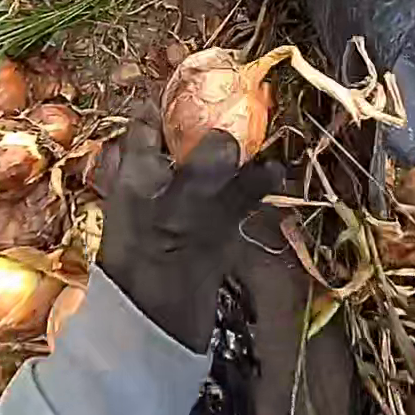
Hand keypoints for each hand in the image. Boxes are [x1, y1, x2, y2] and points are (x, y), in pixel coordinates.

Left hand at [98, 118, 281, 350]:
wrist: (154, 334)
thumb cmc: (150, 264)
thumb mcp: (171, 214)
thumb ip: (201, 174)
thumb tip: (228, 138)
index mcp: (138, 172)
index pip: (149, 123)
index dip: (171, 100)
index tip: (204, 80)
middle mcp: (162, 184)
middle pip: (188, 143)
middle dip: (215, 123)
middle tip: (247, 101)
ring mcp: (187, 208)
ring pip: (216, 170)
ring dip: (241, 156)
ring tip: (267, 136)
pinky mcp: (209, 231)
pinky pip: (234, 200)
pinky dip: (254, 186)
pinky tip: (276, 173)